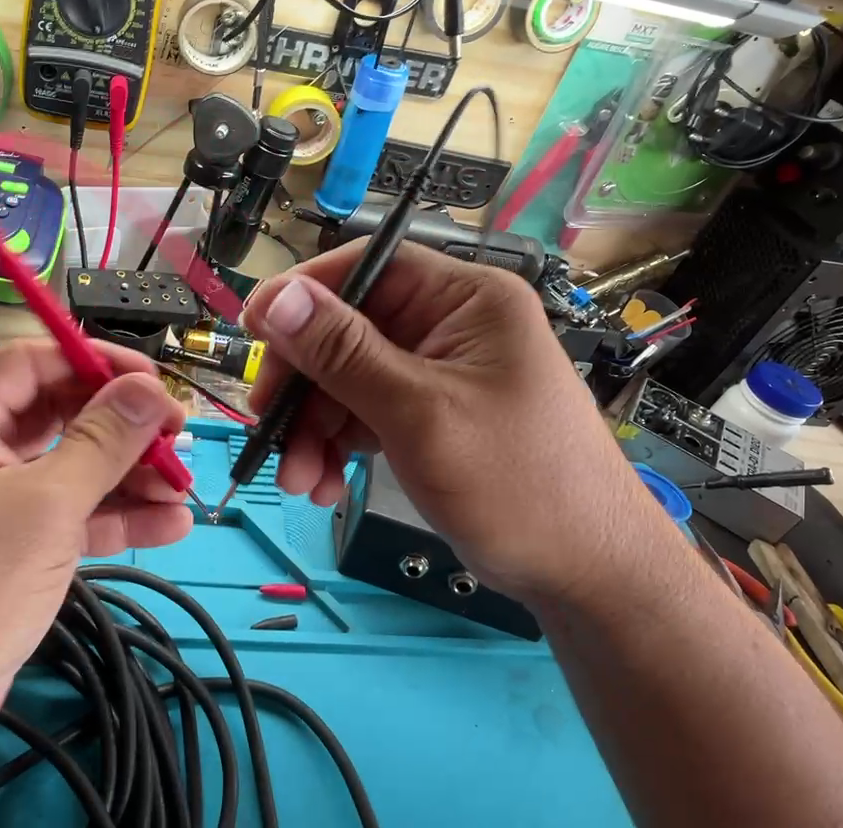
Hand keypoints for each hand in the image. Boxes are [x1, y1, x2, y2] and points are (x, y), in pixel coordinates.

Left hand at [0, 339, 189, 784]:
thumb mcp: (43, 508)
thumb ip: (102, 442)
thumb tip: (148, 389)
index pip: (32, 363)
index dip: (98, 364)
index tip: (156, 382)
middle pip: (56, 417)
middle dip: (121, 429)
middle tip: (179, 439)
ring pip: (66, 473)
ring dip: (127, 480)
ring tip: (183, 491)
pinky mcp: (2, 557)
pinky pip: (62, 521)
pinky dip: (109, 522)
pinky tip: (167, 527)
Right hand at [241, 242, 649, 601]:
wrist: (587, 576)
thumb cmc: (518, 483)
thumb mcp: (421, 414)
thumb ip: (344, 353)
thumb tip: (275, 297)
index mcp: (465, 298)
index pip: (368, 267)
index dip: (305, 296)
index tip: (255, 334)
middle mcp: (449, 324)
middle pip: (348, 330)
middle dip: (304, 384)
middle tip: (266, 427)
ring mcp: (438, 373)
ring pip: (348, 379)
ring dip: (313, 426)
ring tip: (298, 479)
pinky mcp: (429, 415)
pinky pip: (365, 413)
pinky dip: (337, 444)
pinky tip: (321, 482)